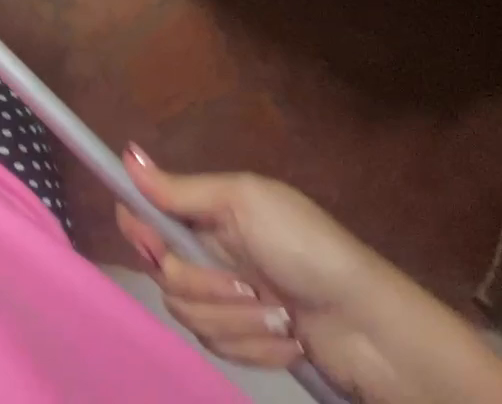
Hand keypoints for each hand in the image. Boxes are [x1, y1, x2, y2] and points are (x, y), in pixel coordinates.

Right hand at [116, 147, 398, 393]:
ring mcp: (222, 297)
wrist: (374, 328)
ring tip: (281, 317)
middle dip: (202, 285)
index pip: (138, 215)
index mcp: (203, 213)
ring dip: (235, 320)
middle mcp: (204, 252)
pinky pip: (214, 346)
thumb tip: (127, 154)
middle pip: (158, 271)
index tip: (157, 243)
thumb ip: (181, 188)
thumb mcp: (246, 202)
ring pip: (184, 313)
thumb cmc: (311, 250)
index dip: (139, 231)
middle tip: (247, 285)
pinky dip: (253, 348)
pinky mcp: (239, 338)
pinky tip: (288, 340)